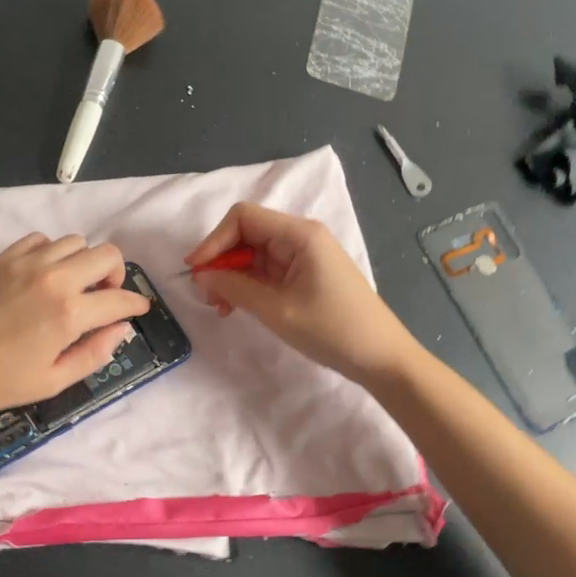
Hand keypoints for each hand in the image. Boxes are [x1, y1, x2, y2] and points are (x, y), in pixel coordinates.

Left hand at [0, 233, 151, 423]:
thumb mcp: (52, 381)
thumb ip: (93, 354)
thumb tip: (120, 329)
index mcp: (68, 314)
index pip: (119, 298)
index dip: (136, 304)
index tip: (139, 308)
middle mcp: (53, 279)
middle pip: (106, 254)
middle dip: (117, 274)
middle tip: (105, 296)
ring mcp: (25, 263)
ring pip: (75, 241)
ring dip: (84, 261)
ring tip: (74, 285)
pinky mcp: (2, 258)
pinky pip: (40, 239)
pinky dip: (52, 252)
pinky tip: (43, 274)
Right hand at [186, 203, 415, 384]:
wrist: (381, 358)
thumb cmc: (332, 329)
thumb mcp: (276, 309)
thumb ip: (235, 287)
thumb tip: (202, 275)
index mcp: (300, 234)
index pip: (243, 218)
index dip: (214, 239)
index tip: (194, 270)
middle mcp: (301, 238)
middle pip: (246, 234)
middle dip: (220, 261)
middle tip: (207, 296)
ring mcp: (303, 258)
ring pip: (252, 255)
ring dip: (231, 277)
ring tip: (221, 307)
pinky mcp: (304, 277)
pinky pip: (265, 272)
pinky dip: (246, 286)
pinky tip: (237, 307)